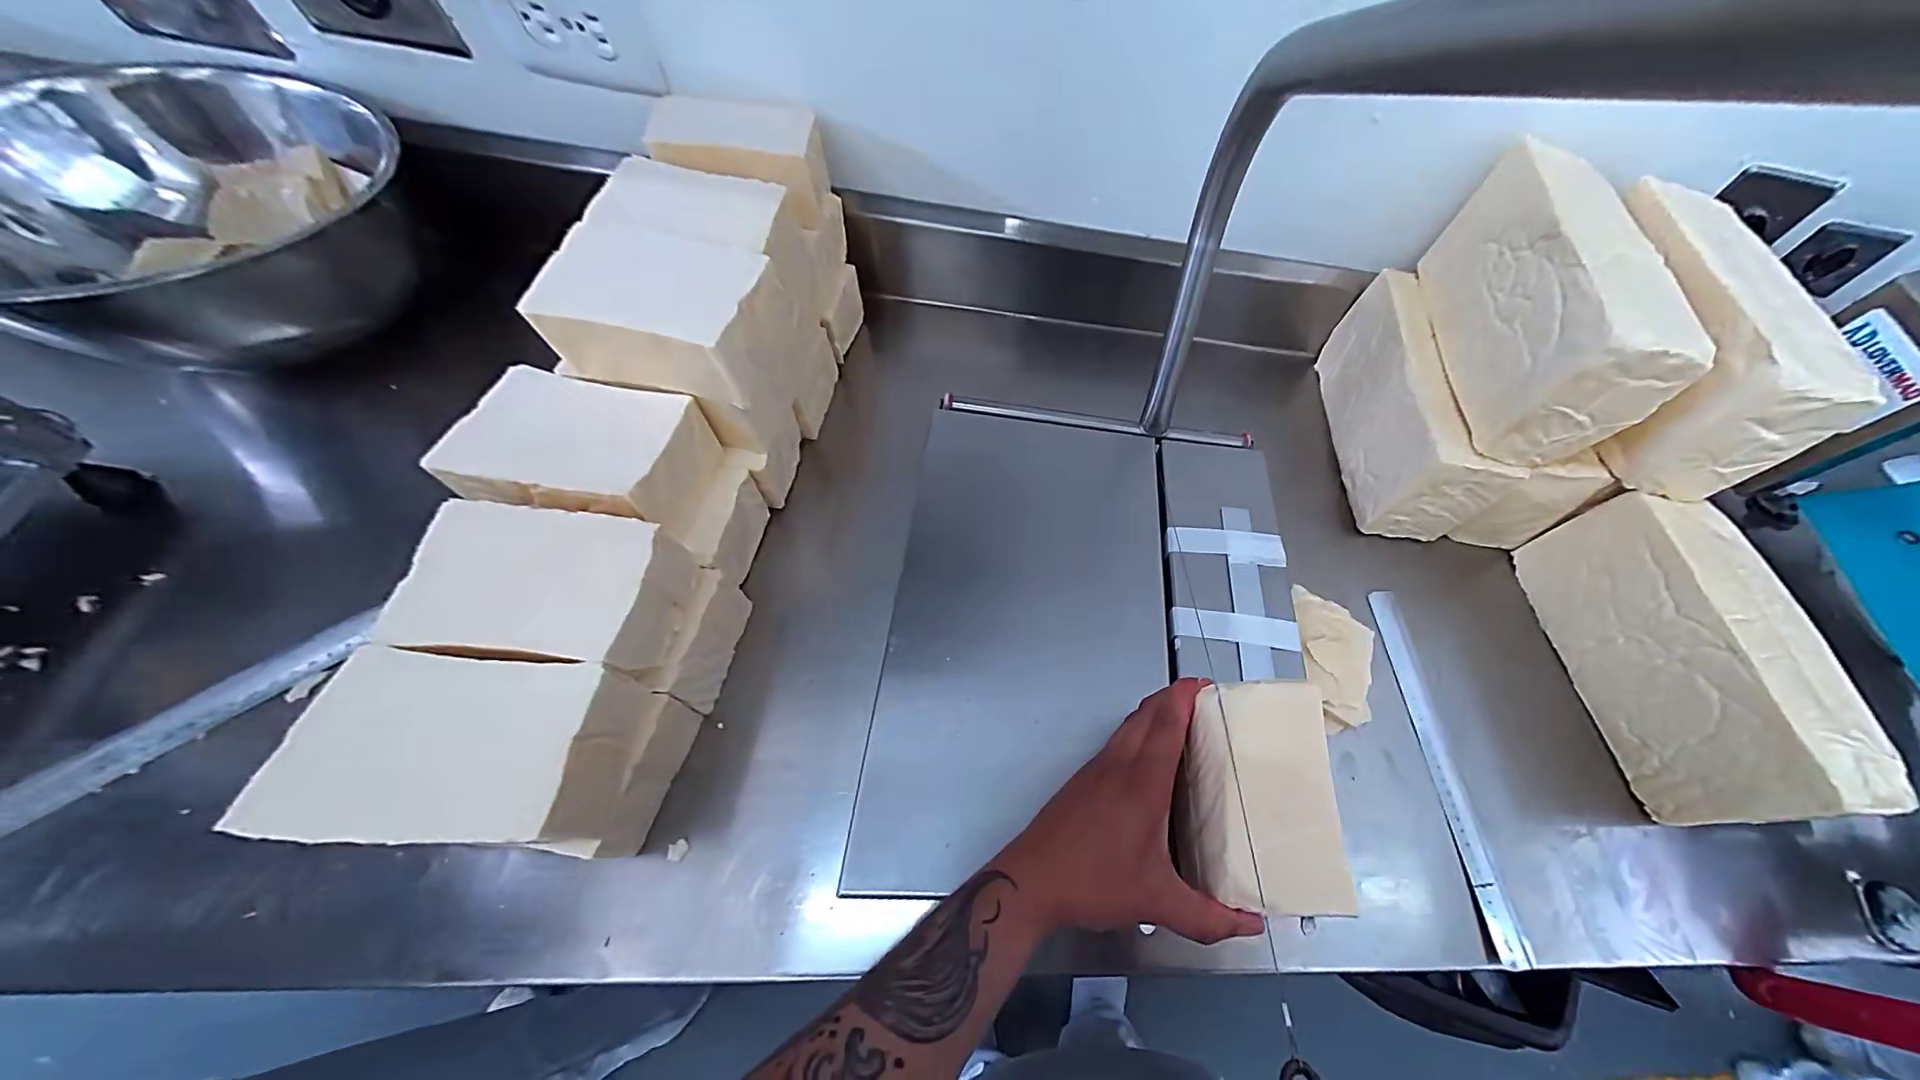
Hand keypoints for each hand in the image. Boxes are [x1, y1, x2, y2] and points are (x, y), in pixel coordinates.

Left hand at [988, 678, 1264, 944]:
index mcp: (1141, 783)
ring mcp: (1094, 771)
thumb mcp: (1158, 904)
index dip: (1184, 696)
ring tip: (1180, 723)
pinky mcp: (1081, 782)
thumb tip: (1248, 925)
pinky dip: (1136, 734)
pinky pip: (1115, 743)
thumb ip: (1209, 918)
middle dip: (1172, 697)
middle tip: (1202, 701)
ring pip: (1127, 726)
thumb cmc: (1091, 882)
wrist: (1030, 881)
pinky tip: (1146, 761)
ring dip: (1153, 714)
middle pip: (1145, 714)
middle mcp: (1116, 767)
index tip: (1204, 685)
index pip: (1165, 723)